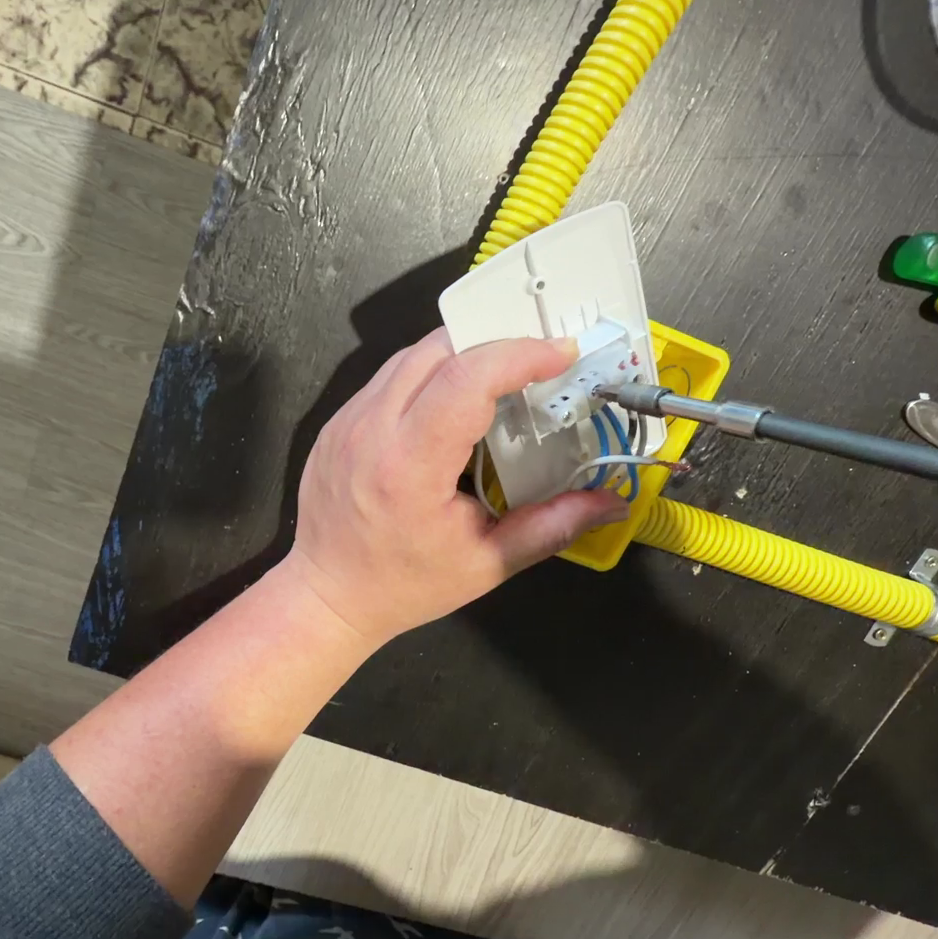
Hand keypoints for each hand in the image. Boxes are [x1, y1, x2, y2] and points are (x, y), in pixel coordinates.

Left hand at [278, 328, 626, 647]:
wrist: (326, 595)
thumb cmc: (404, 586)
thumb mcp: (486, 564)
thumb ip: (552, 526)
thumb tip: (611, 500)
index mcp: (408, 468)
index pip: (464, 381)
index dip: (518, 354)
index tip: (559, 352)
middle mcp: (370, 432)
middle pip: (436, 351)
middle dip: (494, 342)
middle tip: (536, 361)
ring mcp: (346, 422)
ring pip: (409, 356)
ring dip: (460, 353)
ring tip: (500, 375)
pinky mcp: (336, 423)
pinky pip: (388, 377)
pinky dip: (428, 373)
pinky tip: (452, 399)